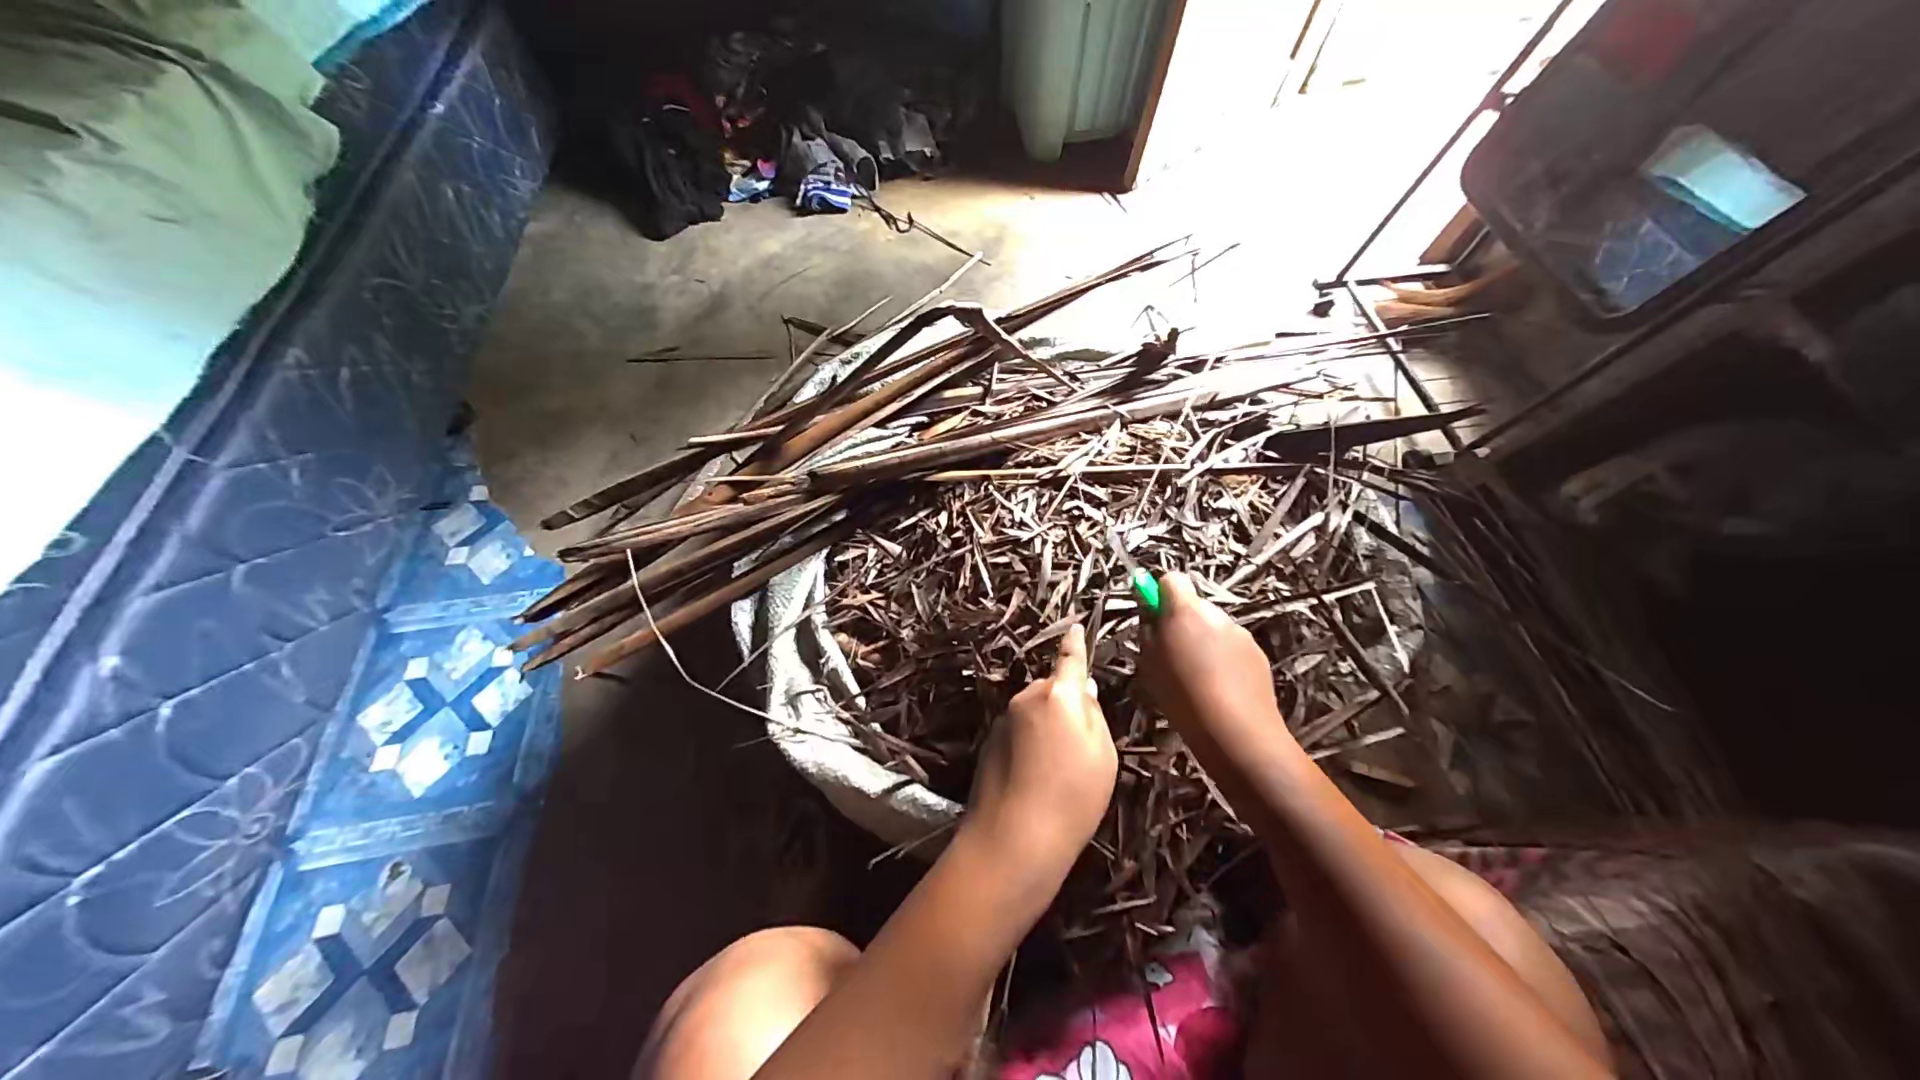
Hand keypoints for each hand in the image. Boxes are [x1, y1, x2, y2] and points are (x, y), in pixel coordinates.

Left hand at [967, 624, 1116, 871]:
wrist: (1014, 838)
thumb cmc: (1074, 796)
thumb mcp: (1103, 756)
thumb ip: (1094, 716)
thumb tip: (1084, 691)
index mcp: (1060, 696)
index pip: (1070, 660)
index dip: (1075, 644)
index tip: (1073, 628)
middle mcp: (1026, 699)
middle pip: (1050, 688)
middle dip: (1064, 701)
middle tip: (1081, 738)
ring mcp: (1003, 720)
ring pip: (1033, 711)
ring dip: (1045, 724)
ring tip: (1059, 766)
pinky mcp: (989, 743)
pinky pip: (1018, 731)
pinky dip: (1029, 742)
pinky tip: (1036, 775)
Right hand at [1141, 571, 1291, 765]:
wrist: (1237, 733)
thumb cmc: (1183, 698)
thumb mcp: (1149, 664)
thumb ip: (1149, 631)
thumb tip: (1151, 613)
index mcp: (1185, 612)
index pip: (1172, 579)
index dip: (1160, 595)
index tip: (1154, 619)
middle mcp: (1216, 615)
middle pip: (1194, 605)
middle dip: (1182, 622)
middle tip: (1171, 654)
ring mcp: (1240, 634)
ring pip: (1214, 627)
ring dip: (1203, 641)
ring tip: (1196, 677)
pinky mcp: (1258, 654)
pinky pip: (1232, 647)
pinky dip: (1223, 659)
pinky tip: (1218, 687)